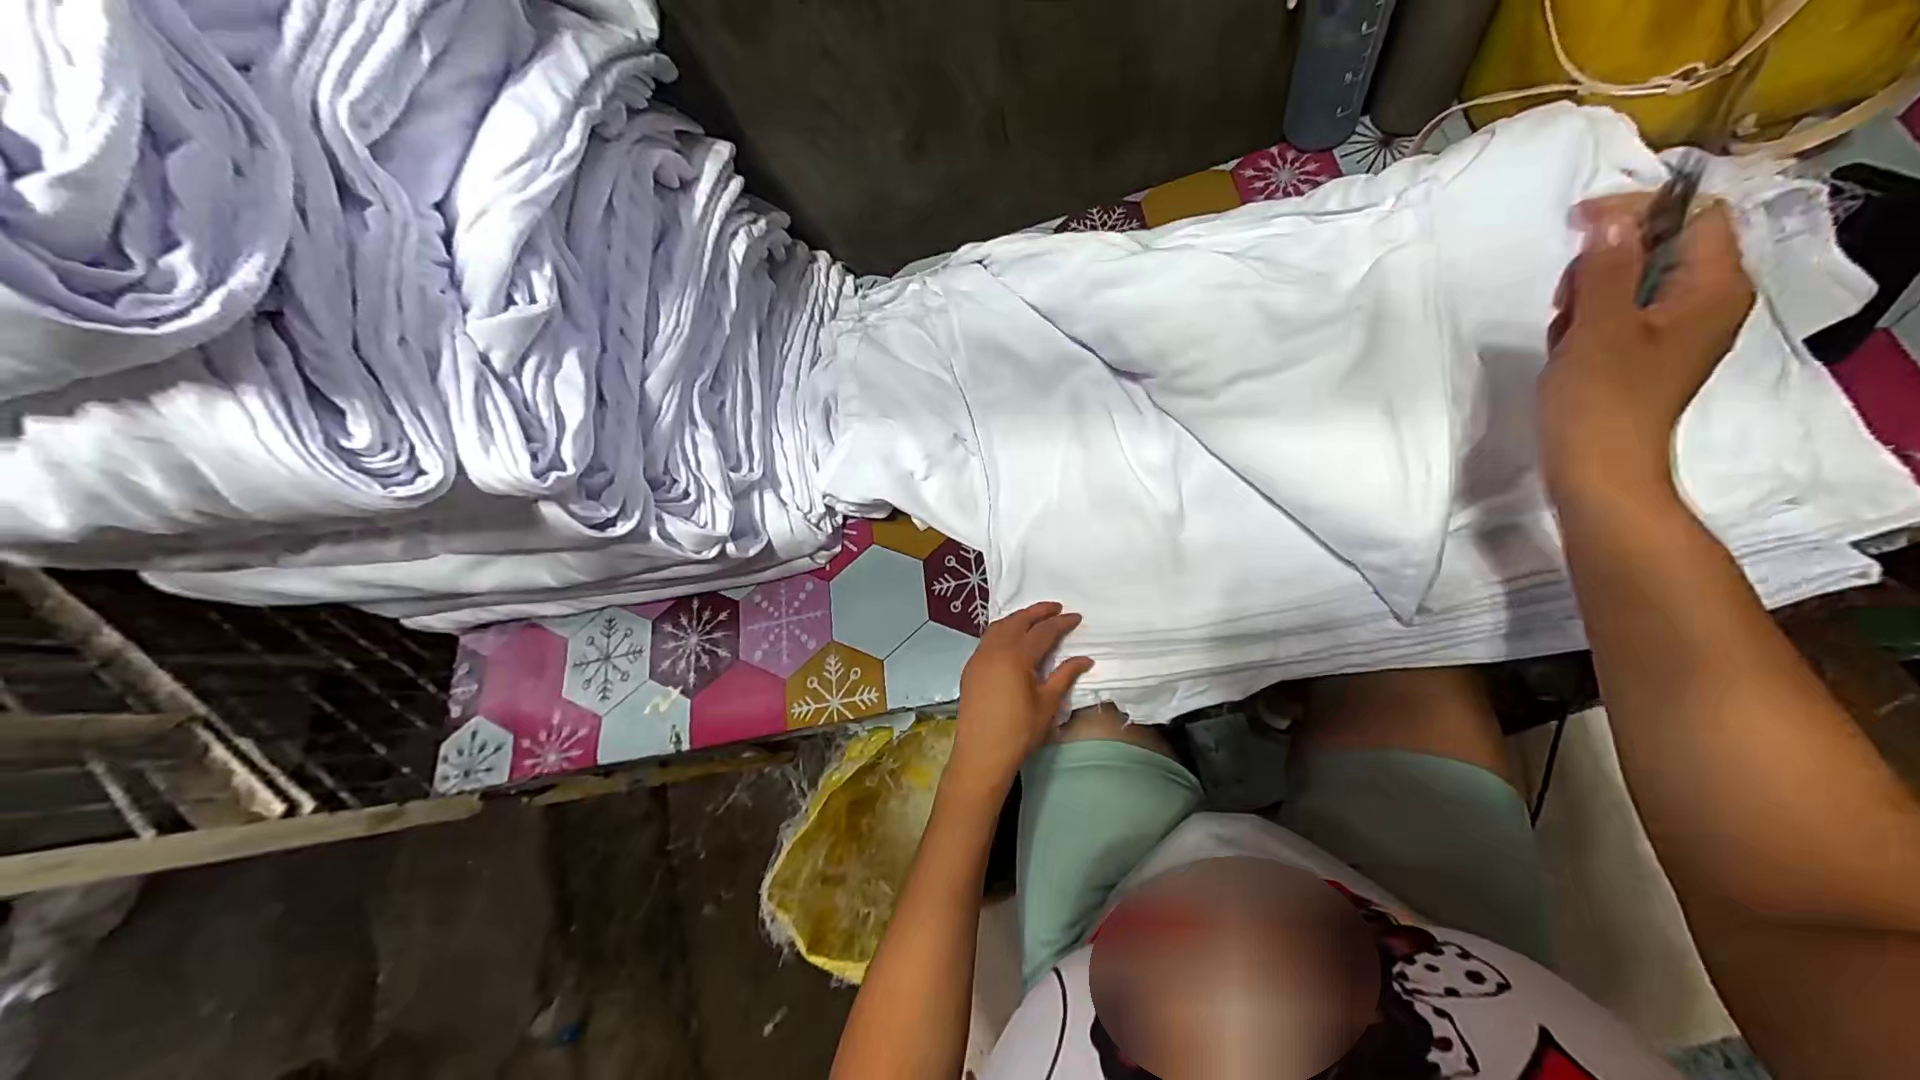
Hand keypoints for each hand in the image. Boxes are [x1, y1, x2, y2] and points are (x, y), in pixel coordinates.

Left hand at [948, 602, 1093, 794]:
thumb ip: (1064, 676)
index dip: (1061, 623)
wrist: (982, 754)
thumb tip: (1085, 660)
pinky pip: (987, 639)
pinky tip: (1011, 638)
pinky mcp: (970, 669)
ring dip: (1018, 618)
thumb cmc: (1019, 731)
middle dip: (1038, 612)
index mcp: (1016, 656)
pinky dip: (1002, 631)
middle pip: (1018, 621)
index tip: (1076, 617)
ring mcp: (979, 658)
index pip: (1043, 631)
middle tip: (1056, 608)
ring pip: (999, 627)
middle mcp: (995, 650)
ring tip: (1034, 619)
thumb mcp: (1048, 704)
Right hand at [1539, 193, 1755, 506]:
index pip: (1694, 216)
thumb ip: (1608, 267)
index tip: (1578, 223)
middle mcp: (1709, 302)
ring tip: (1564, 328)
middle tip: (1567, 295)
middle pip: (1663, 246)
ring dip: (1590, 293)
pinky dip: (1590, 319)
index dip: (1639, 209)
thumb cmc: (1601, 400)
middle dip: (1607, 260)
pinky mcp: (1648, 353)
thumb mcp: (1599, 327)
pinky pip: (1622, 313)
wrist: (1598, 470)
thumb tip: (1610, 217)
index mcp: (1715, 288)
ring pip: (1634, 281)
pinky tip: (1568, 345)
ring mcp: (1678, 330)